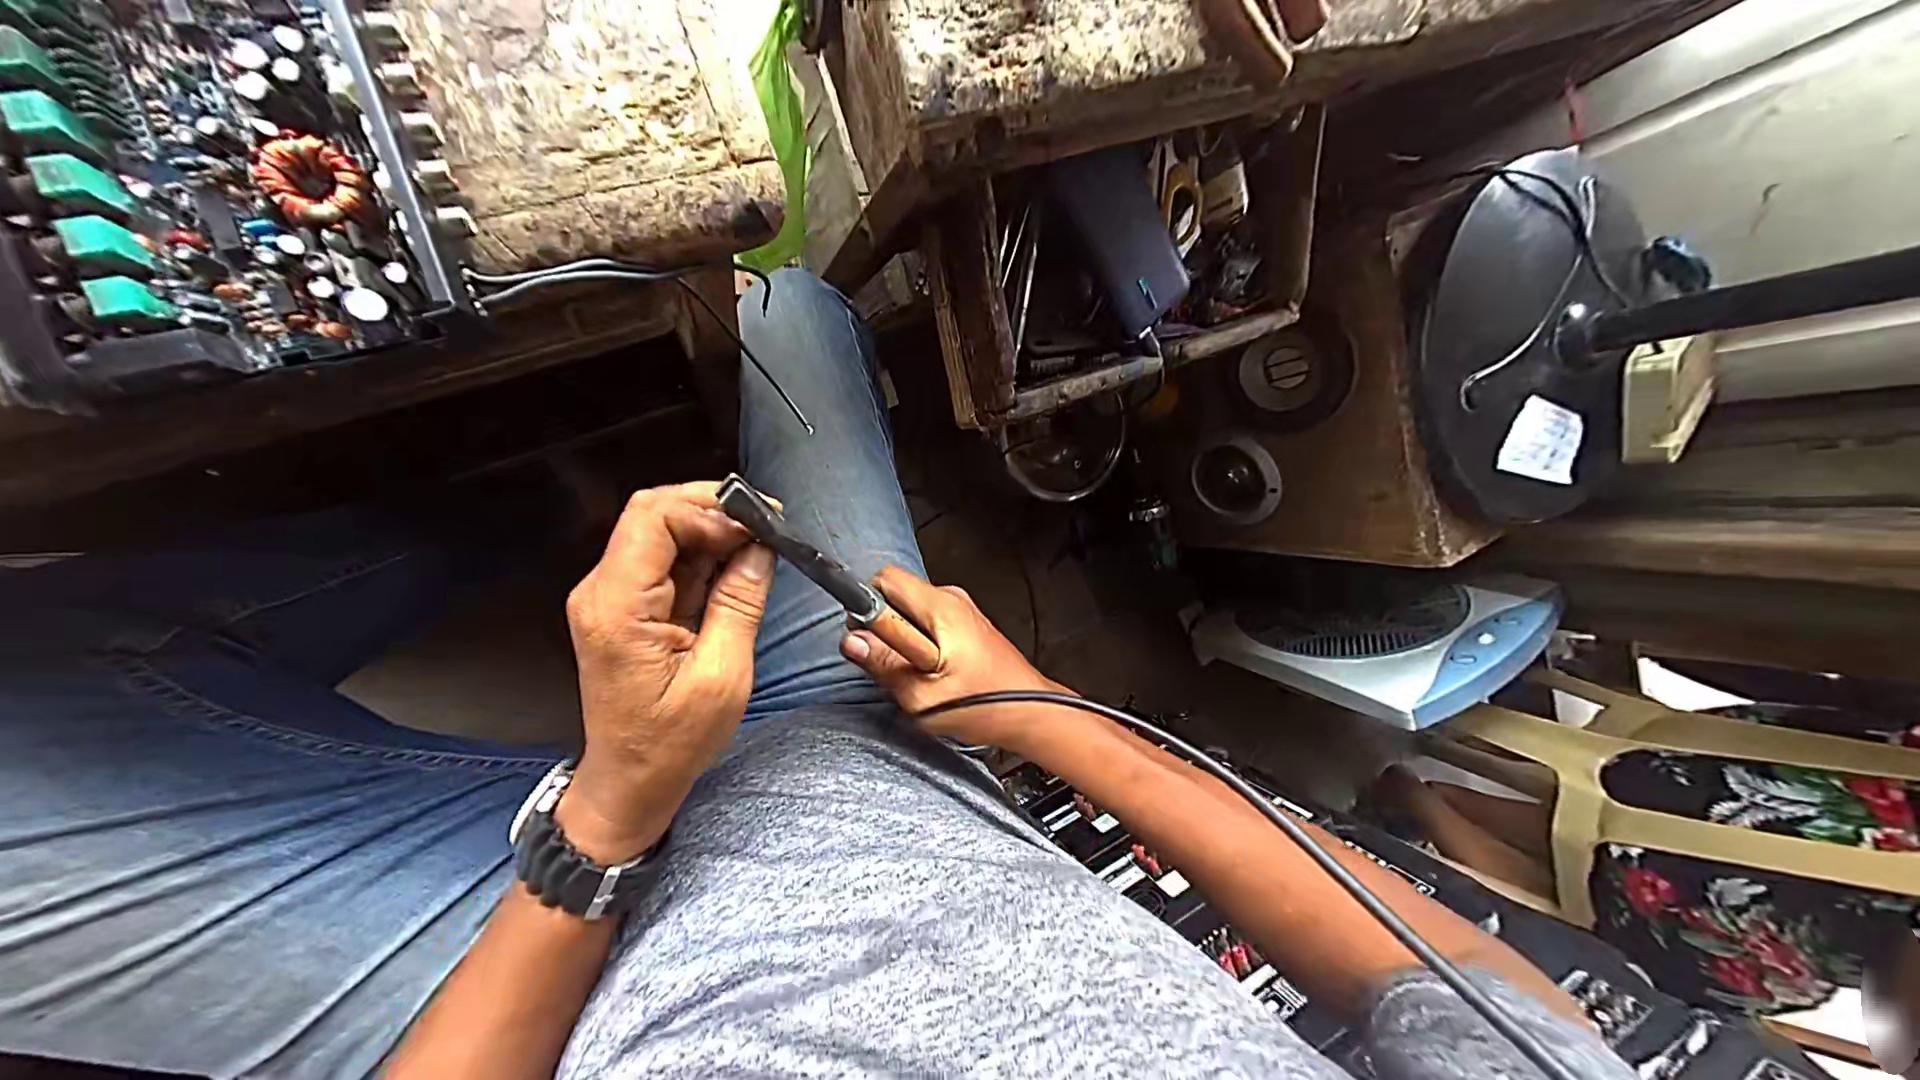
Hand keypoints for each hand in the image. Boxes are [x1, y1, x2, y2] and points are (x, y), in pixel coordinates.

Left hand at [559, 482, 775, 860]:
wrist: (630, 780)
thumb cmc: (672, 741)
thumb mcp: (723, 674)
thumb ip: (741, 601)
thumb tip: (762, 549)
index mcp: (618, 607)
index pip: (653, 518)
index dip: (710, 510)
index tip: (759, 527)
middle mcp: (604, 591)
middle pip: (656, 514)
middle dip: (715, 510)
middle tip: (768, 526)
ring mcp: (613, 596)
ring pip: (664, 531)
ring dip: (715, 530)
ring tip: (761, 544)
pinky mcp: (628, 605)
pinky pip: (668, 560)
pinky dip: (707, 553)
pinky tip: (739, 564)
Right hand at [839, 565, 1069, 748]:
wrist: (1031, 713)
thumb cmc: (985, 707)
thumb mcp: (923, 695)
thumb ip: (885, 663)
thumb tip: (852, 641)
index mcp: (941, 608)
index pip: (884, 579)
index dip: (866, 608)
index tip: (868, 640)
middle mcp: (951, 599)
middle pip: (895, 593)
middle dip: (883, 626)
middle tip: (896, 664)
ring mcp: (960, 609)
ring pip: (909, 609)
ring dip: (901, 638)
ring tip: (919, 673)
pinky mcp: (964, 622)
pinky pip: (926, 621)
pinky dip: (919, 643)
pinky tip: (934, 671)